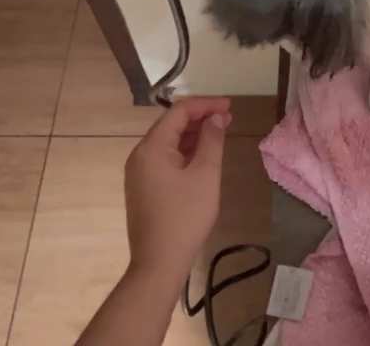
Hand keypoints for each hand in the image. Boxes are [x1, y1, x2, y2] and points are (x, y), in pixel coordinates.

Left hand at [124, 97, 231, 281]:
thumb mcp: (205, 175)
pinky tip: (203, 156)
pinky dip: (185, 152)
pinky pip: (165, 159)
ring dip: (194, 135)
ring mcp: (139, 173)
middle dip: (201, 118)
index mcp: (151, 148)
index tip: (230, 107)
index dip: (206, 104)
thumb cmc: (184, 217)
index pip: (179, 112)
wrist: (158, 265)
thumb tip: (216, 117)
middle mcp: (140, 155)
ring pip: (169, 142)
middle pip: (171, 125)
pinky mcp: (144, 188)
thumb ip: (212, 140)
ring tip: (220, 134)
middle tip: (228, 119)